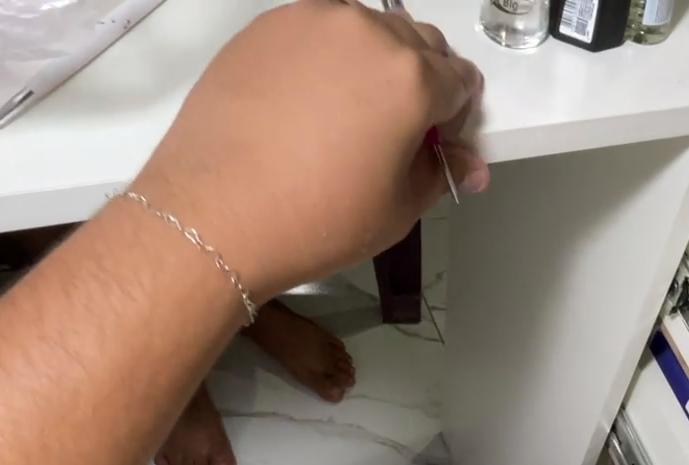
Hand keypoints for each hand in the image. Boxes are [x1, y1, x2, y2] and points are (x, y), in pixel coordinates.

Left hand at [131, 0, 486, 298]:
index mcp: (412, 80)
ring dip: (375, 66)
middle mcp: (367, 34)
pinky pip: (317, 33)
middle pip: (418, 43)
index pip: (460, 80)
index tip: (441, 140)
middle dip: (423, 82)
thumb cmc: (316, 218)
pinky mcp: (268, 27)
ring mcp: (312, 22)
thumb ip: (439, 174)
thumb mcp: (397, 210)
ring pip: (367, 31)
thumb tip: (468, 166)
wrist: (220, 211)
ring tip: (352, 120)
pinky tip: (310, 110)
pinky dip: (328, 61)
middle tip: (402, 132)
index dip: (457, 115)